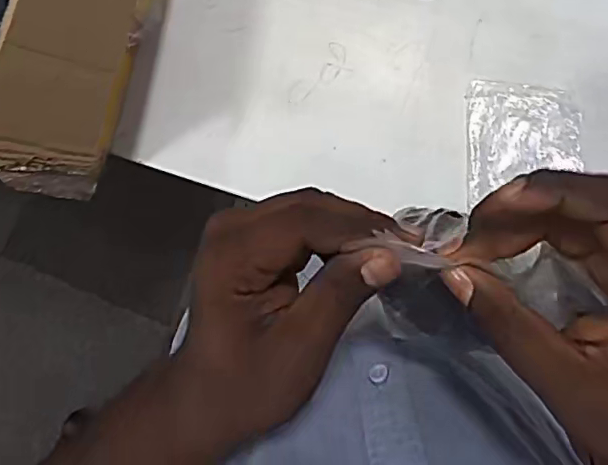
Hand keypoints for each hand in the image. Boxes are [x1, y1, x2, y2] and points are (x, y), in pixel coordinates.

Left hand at [48, 189, 404, 462]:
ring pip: (304, 208)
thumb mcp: (299, 348)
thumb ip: (340, 294)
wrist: (203, 400)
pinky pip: (297, 221)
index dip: (356, 227)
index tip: (401, 244)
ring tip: (388, 245)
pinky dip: (331, 232)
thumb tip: (386, 256)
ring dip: (347, 224)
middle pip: (305, 206)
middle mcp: (231, 225)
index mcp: (234, 249)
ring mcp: (237, 227)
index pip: (304, 221)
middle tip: (403, 243)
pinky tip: (357, 247)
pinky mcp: (248, 236)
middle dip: (356, 222)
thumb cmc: (244, 384)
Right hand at [444, 172, 607, 464]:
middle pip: (586, 201)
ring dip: (522, 217)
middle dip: (526, 203)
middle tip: (479, 227)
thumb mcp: (572, 389)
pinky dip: (530, 231)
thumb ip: (511, 329)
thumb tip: (461, 276)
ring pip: (573, 212)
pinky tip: (503, 247)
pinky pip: (569, 231)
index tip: (502, 204)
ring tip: (482, 238)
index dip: (552, 193)